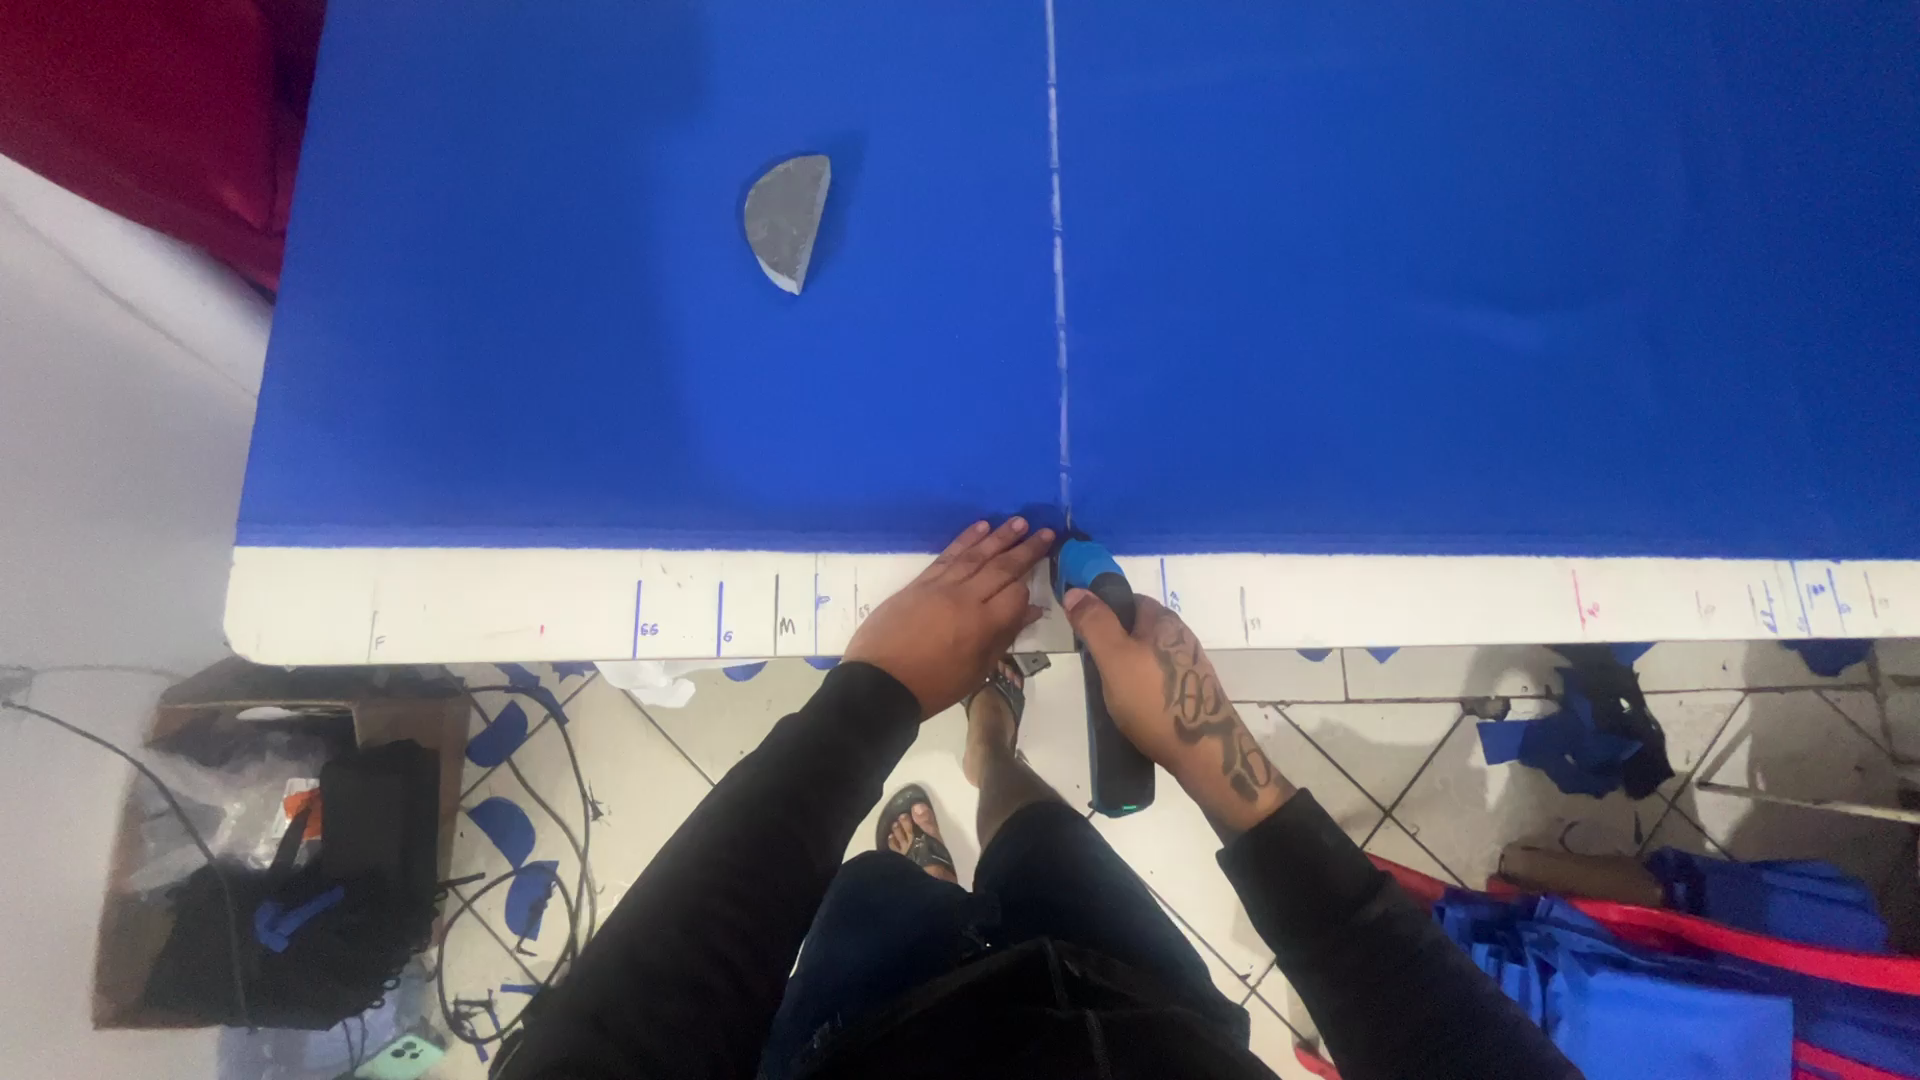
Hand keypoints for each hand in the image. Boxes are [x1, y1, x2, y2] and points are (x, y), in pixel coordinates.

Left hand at [844, 518, 1053, 717]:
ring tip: (1020, 522)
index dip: (1029, 588)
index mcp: (982, 625)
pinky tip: (981, 527)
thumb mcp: (976, 671)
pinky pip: (948, 555)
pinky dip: (965, 539)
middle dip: (1027, 550)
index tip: (1040, 580)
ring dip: (1000, 537)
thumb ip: (1004, 637)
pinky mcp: (920, 582)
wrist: (879, 683)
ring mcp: (940, 586)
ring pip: (976, 555)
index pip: (1016, 595)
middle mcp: (965, 598)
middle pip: (1002, 568)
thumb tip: (1031, 612)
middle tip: (1047, 532)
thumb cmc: (933, 686)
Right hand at [1064, 589, 1293, 834]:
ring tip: (1105, 691)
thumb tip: (1076, 589)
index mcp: (1163, 620)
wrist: (1204, 754)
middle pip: (1134, 628)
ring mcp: (1186, 666)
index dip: (1100, 609)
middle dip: (1109, 642)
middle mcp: (1179, 637)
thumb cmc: (1154, 700)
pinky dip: (1137, 687)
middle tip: (1089, 666)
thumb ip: (1094, 623)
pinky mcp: (1189, 693)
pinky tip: (1128, 706)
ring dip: (1122, 667)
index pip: (1126, 599)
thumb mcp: (1114, 657)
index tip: (1080, 632)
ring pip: (1143, 656)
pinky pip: (1153, 679)